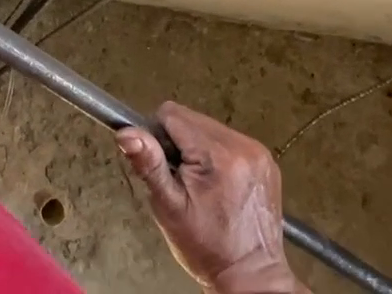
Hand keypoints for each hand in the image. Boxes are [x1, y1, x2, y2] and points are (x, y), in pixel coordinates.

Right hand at [116, 102, 303, 293]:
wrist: (251, 278)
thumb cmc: (206, 246)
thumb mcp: (168, 207)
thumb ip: (148, 164)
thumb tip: (126, 133)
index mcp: (218, 155)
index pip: (171, 114)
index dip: (157, 136)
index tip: (163, 167)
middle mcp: (242, 145)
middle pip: (189, 117)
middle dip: (176, 141)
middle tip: (179, 178)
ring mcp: (258, 152)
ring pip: (206, 126)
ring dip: (194, 145)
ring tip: (198, 182)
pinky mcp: (265, 160)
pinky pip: (226, 138)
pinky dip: (214, 152)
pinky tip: (217, 182)